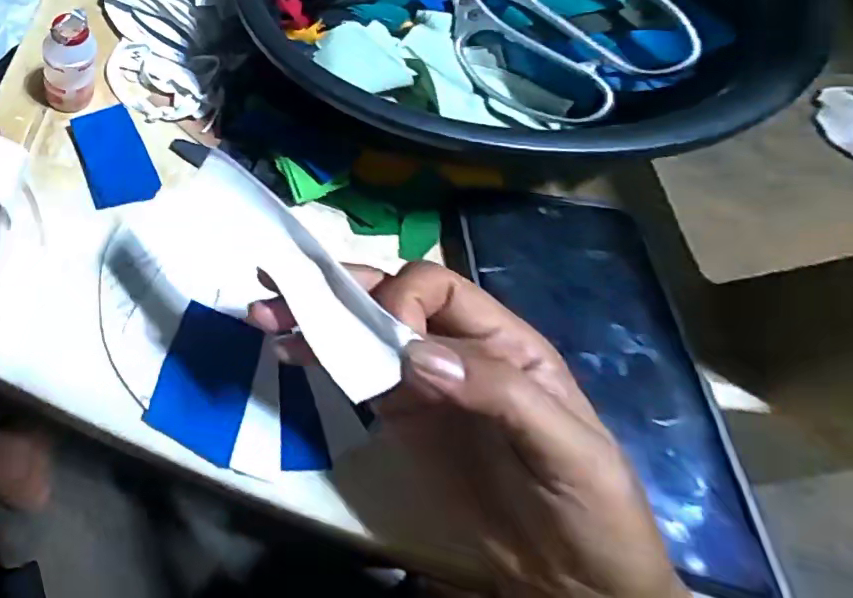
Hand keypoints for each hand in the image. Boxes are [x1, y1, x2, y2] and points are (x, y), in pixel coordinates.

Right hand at [249, 262, 684, 597]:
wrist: (576, 583)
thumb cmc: (588, 505)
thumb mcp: (564, 446)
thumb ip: (495, 389)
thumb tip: (413, 354)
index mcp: (497, 336)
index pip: (434, 285)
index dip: (403, 299)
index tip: (390, 342)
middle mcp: (451, 344)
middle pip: (387, 295)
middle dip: (335, 287)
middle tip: (282, 283)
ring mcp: (420, 378)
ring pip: (361, 328)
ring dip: (313, 316)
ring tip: (265, 312)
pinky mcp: (398, 412)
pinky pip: (353, 370)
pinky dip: (318, 356)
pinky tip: (287, 349)